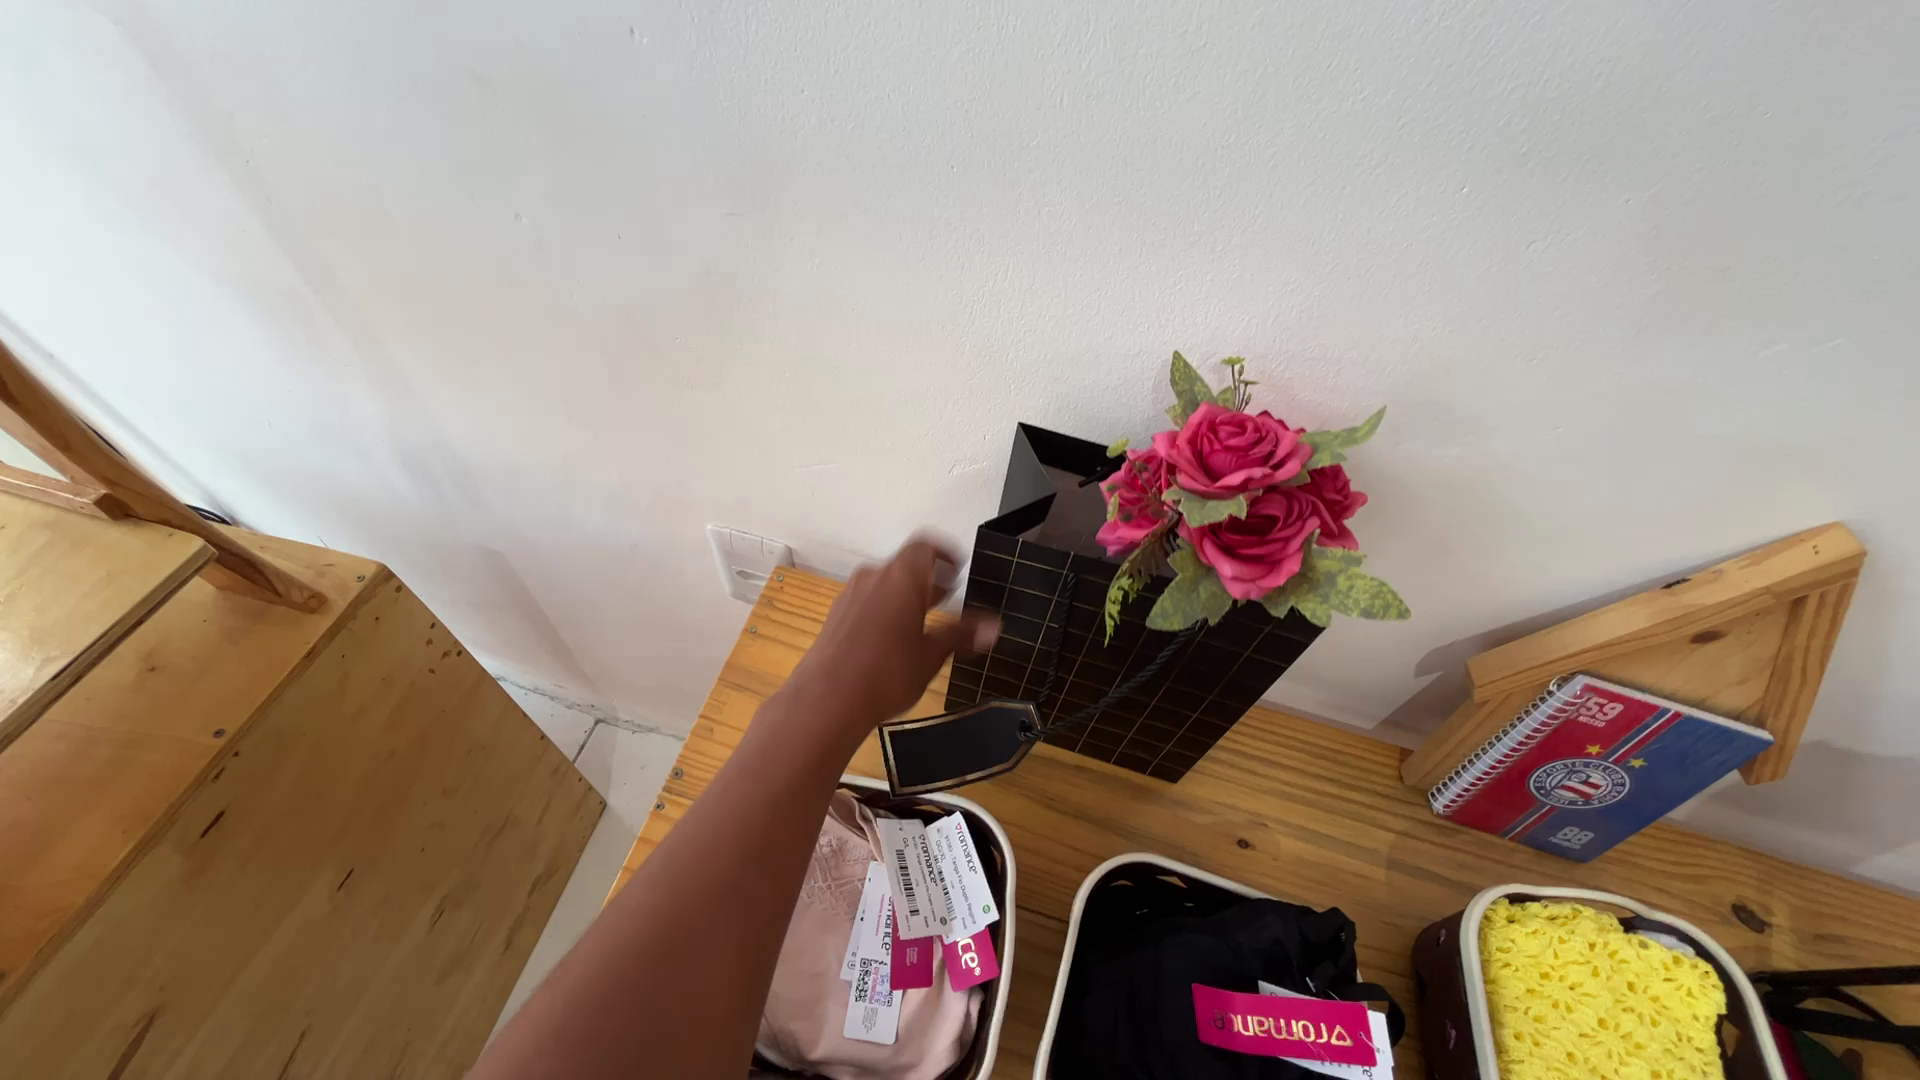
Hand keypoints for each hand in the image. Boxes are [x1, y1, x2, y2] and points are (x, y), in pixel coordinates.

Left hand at [782, 536, 1000, 742]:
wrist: (826, 699)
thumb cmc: (887, 673)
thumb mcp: (932, 655)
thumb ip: (961, 635)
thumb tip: (994, 627)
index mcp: (902, 577)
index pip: (926, 547)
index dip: (944, 554)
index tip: (957, 569)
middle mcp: (874, 577)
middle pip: (904, 565)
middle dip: (928, 579)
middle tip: (947, 596)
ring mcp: (851, 594)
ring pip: (885, 584)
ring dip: (905, 595)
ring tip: (922, 620)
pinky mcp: (836, 614)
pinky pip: (867, 600)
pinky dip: (885, 607)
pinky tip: (892, 638)